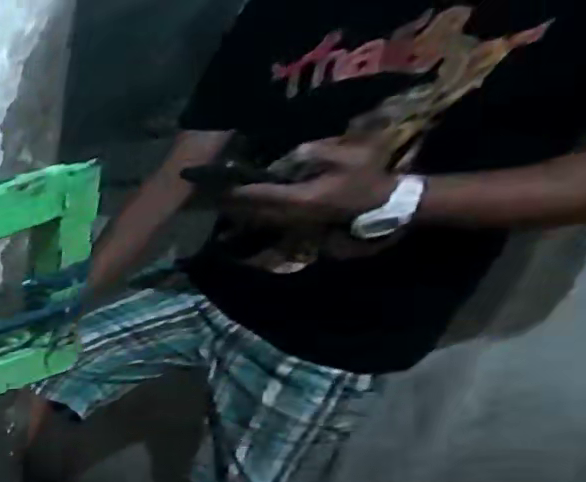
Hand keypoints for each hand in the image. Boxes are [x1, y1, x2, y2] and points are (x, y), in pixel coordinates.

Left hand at [224, 137, 399, 224]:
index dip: (239, 190)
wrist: (377, 206)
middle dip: (230, 202)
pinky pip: (264, 222)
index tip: (220, 184)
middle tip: (208, 194)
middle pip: (251, 210)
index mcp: (300, 198)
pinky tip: (235, 213)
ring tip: (216, 202)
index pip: (261, 194)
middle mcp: (288, 215)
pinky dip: (248, 217)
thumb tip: (291, 153)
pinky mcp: (293, 226)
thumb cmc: (367, 177)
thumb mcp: (351, 156)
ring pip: (255, 219)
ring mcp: (289, 224)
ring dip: (235, 211)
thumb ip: (319, 152)